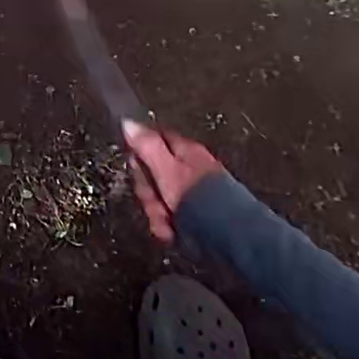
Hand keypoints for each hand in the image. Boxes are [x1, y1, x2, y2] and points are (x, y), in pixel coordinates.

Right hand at [123, 120, 226, 244]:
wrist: (229, 236)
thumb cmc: (199, 198)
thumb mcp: (167, 168)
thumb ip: (147, 145)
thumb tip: (128, 122)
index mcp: (185, 152)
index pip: (153, 141)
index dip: (138, 154)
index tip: (135, 166)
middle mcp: (189, 170)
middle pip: (151, 175)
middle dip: (147, 192)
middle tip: (156, 200)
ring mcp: (190, 193)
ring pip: (157, 199)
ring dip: (156, 213)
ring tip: (168, 221)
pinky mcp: (192, 214)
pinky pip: (168, 217)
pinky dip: (166, 226)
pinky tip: (173, 230)